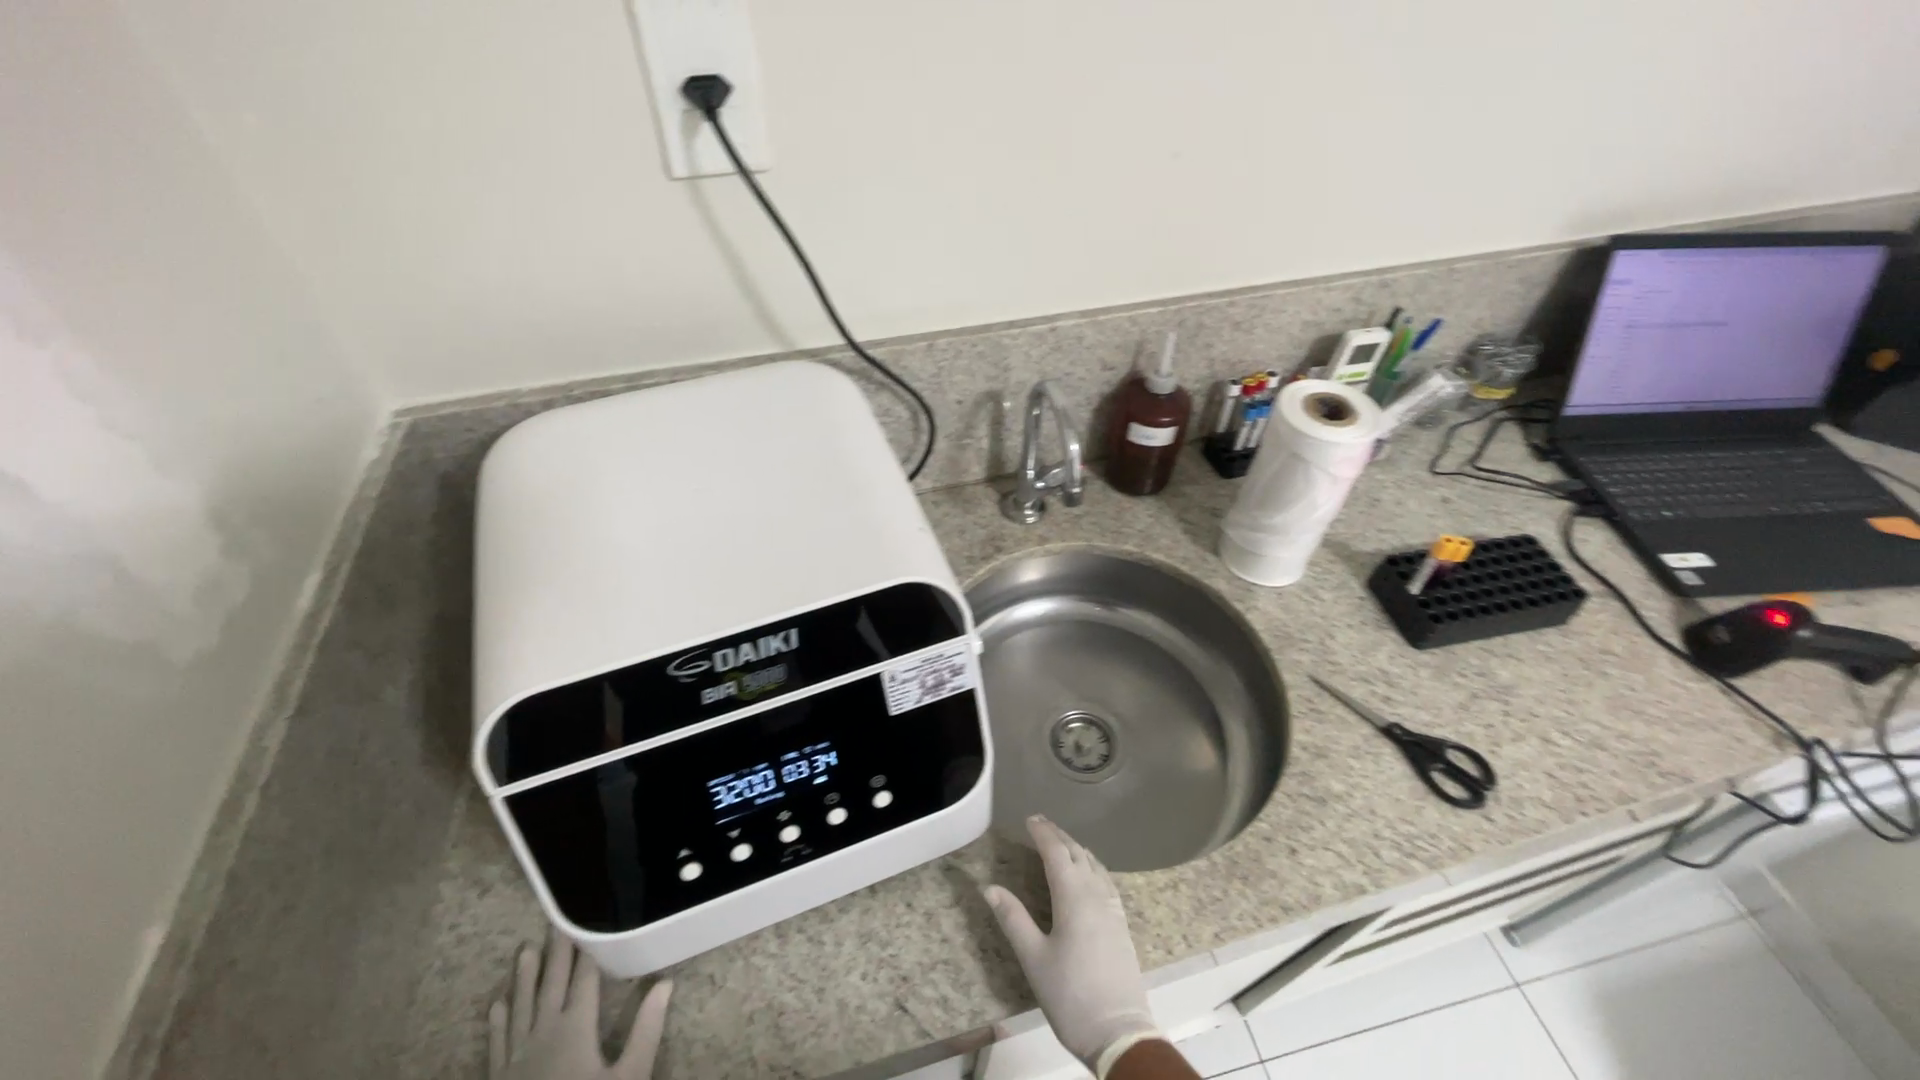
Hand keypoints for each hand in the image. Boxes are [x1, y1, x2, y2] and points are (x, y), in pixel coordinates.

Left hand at [488, 930, 671, 1079]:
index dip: (587, 949)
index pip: (584, 978)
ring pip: (519, 1006)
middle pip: (550, 985)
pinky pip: (496, 1041)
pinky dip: (497, 1020)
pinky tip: (497, 1004)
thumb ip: (646, 1029)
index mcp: (576, 1028)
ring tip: (524, 951)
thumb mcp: (630, 1077)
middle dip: (556, 953)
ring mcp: (516, 1057)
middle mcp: (543, 1033)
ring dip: (523, 978)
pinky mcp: (499, 1078)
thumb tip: (665, 982)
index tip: (586, 921)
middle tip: (554, 922)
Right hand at [984, 815, 1157, 1066]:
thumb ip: (1013, 919)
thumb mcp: (1033, 958)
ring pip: (1096, 867)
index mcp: (1074, 898)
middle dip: (1060, 837)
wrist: (1118, 1031)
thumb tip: (989, 887)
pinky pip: (1106, 882)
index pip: (1057, 854)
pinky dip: (1093, 867)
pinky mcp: (1121, 926)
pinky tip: (1090, 876)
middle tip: (1043, 824)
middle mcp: (1096, 895)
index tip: (1030, 819)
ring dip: (1078, 850)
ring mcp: (1113, 910)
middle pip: (1079, 855)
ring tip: (1063, 843)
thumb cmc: (1070, 994)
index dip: (1043, 834)